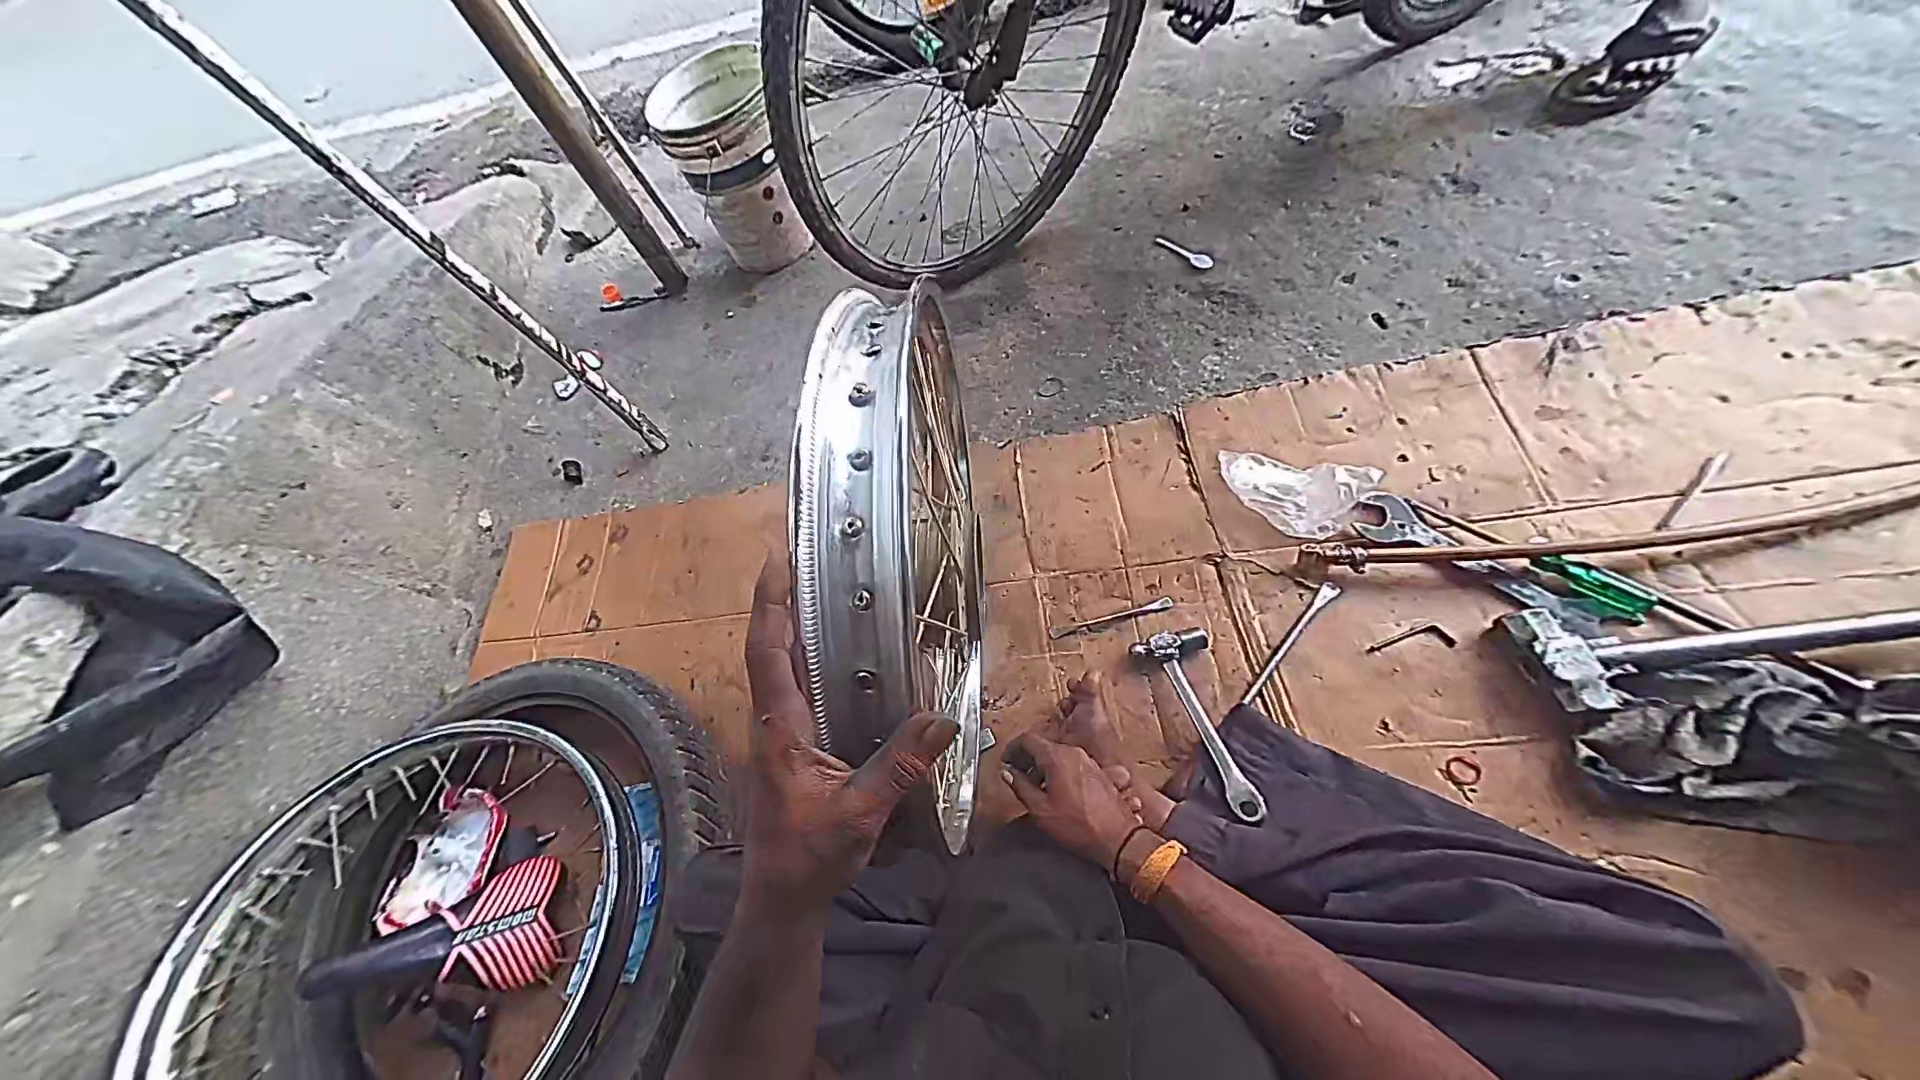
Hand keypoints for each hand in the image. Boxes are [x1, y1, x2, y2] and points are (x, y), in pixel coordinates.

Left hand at [741, 556, 957, 911]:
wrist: (781, 896)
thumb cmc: (809, 858)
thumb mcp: (860, 812)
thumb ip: (900, 765)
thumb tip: (944, 720)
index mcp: (779, 729)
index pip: (768, 654)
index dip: (771, 606)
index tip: (777, 562)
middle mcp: (771, 721)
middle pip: (768, 648)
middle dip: (778, 600)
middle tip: (800, 560)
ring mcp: (776, 732)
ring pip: (776, 666)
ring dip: (787, 624)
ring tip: (812, 589)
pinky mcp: (788, 743)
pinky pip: (791, 686)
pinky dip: (801, 655)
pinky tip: (829, 649)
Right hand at [1002, 732, 1141, 870]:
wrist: (1118, 839)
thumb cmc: (1079, 826)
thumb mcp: (1040, 809)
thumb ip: (1020, 786)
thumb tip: (1007, 772)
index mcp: (1057, 757)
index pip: (1028, 740)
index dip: (1012, 749)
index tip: (1005, 761)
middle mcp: (1074, 753)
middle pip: (1044, 747)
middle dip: (1027, 759)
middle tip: (1016, 774)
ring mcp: (1089, 762)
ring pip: (1059, 756)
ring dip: (1044, 766)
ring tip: (1034, 786)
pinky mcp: (1099, 773)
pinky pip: (1073, 764)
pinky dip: (1060, 772)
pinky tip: (1056, 791)